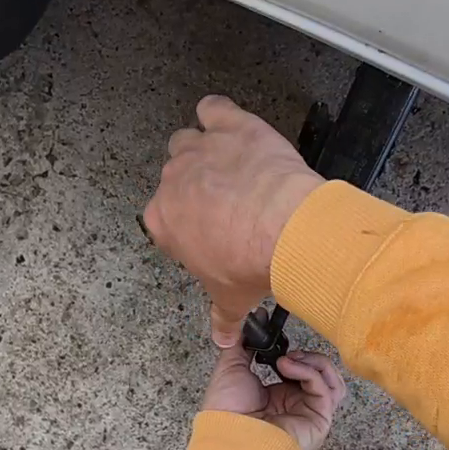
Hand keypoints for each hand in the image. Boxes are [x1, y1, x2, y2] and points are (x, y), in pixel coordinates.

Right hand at [144, 96, 325, 347]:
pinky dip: (219, 114)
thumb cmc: (250, 263)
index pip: (164, 220)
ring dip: (201, 151)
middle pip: (174, 178)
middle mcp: (173, 180)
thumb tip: (223, 340)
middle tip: (221, 206)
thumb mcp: (232, 298)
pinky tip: (229, 124)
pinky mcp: (230, 126)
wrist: (284, 230)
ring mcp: (199, 149)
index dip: (185, 227)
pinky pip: (213, 109)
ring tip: (226, 167)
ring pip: (186, 141)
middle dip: (193, 189)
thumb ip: (222, 319)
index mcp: (164, 221)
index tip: (205, 237)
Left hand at [201, 347, 346, 449]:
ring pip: (331, 381)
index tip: (278, 341)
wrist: (230, 437)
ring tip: (290, 359)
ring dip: (315, 362)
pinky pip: (326, 389)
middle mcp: (296, 407)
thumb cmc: (226, 412)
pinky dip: (309, 371)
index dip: (294, 354)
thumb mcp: (230, 368)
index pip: (300, 371)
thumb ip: (242, 344)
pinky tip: (287, 366)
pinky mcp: (319, 420)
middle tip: (287, 352)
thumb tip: (253, 321)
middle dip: (308, 357)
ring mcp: (309, 414)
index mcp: (277, 398)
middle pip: (321, 375)